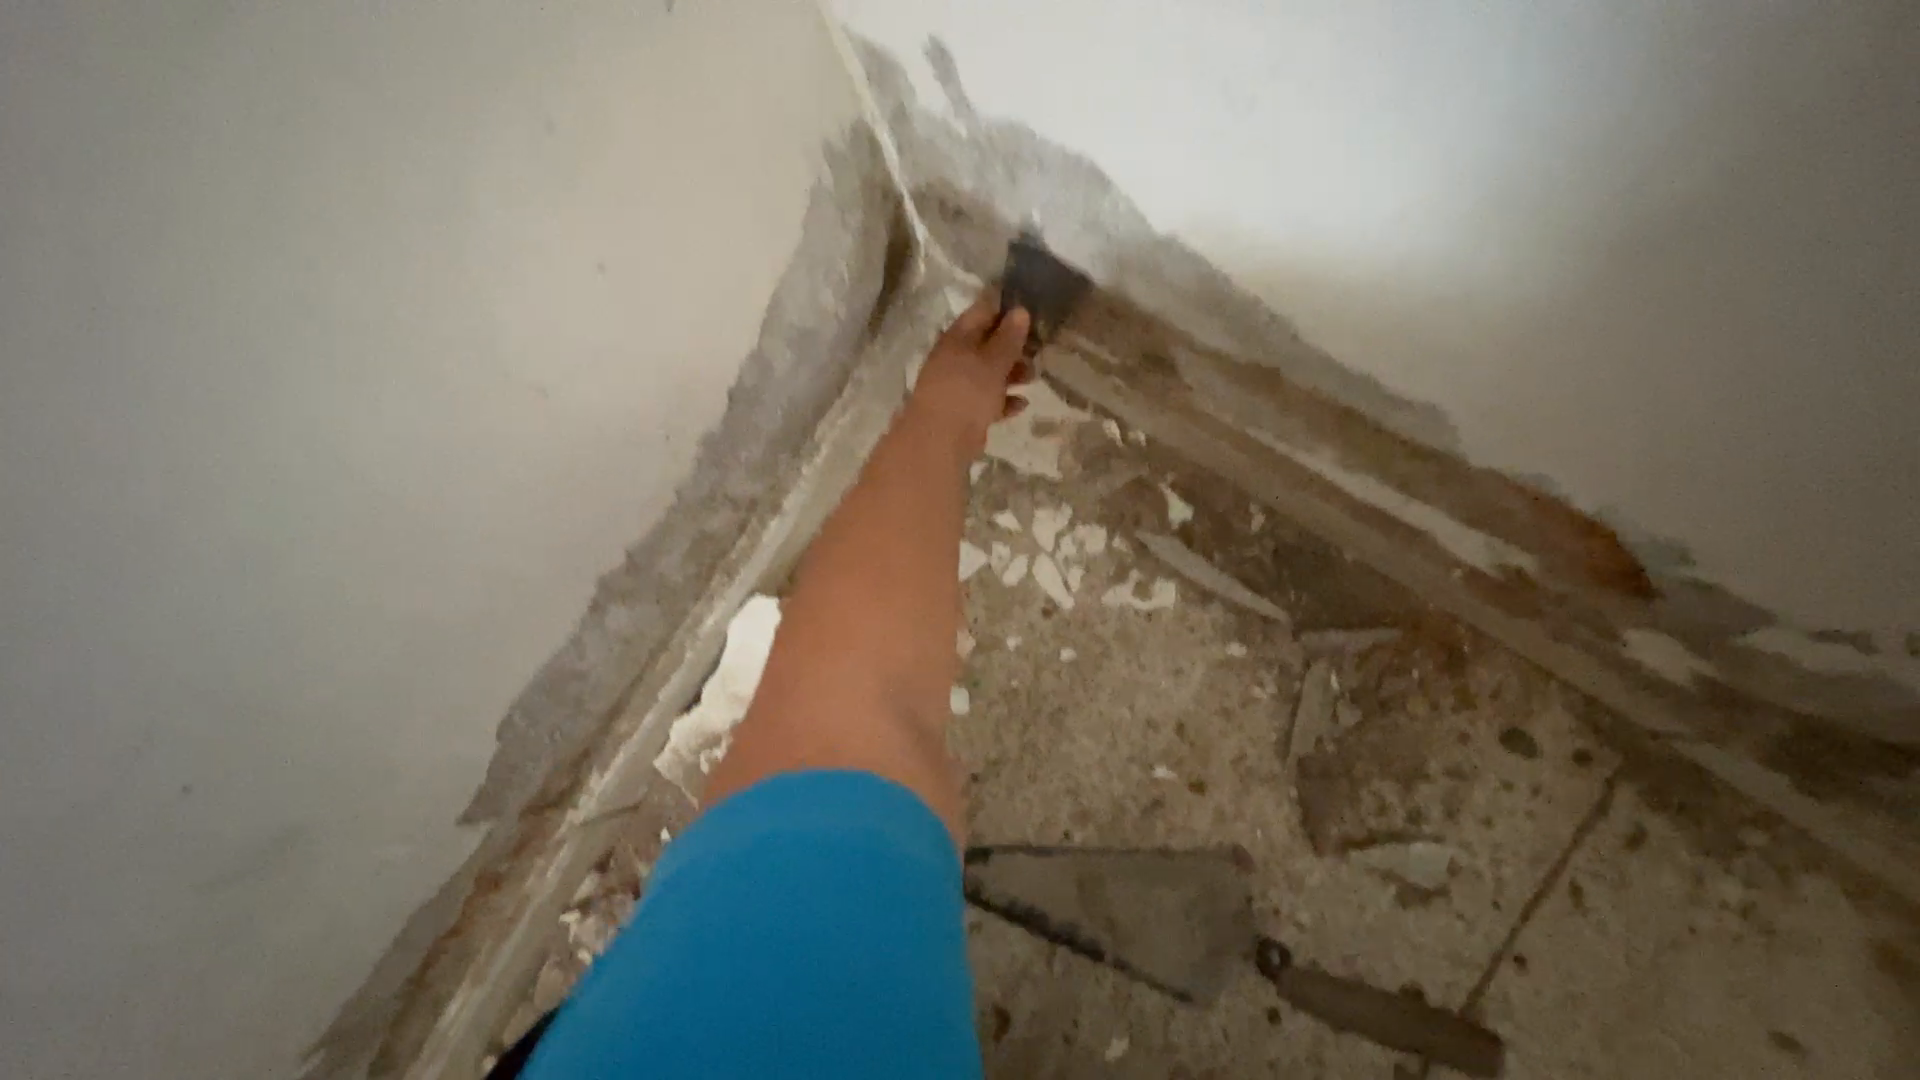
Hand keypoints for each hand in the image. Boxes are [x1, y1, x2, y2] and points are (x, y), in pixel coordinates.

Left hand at [906, 290, 1032, 455]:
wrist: (941, 439)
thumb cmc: (968, 391)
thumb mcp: (993, 361)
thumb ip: (1008, 337)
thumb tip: (1020, 311)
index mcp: (958, 338)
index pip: (982, 311)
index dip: (1005, 306)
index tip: (1029, 307)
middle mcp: (955, 358)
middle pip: (987, 344)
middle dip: (1013, 345)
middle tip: (1037, 347)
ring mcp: (958, 386)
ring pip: (988, 373)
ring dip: (1012, 373)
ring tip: (1033, 377)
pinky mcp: (963, 412)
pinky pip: (988, 401)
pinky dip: (1004, 401)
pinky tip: (1022, 404)